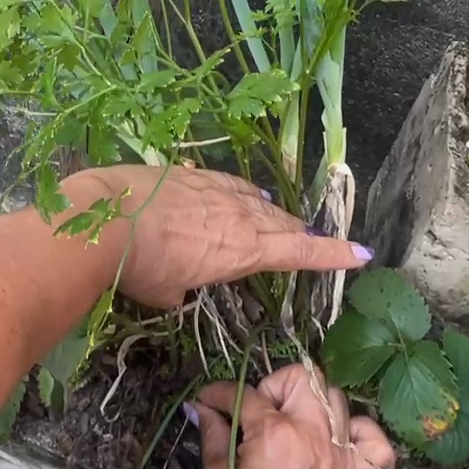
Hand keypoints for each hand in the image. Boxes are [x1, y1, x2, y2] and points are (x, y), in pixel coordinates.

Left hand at [58, 166, 371, 308]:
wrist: (106, 216)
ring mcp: (216, 189)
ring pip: (257, 200)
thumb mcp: (167, 293)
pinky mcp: (191, 174)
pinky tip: (247, 191)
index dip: (333, 254)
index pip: (300, 252)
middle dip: (300, 234)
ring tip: (283, 217)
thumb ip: (182, 289)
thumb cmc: (140, 265)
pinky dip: (244, 192)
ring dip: (273, 213)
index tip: (362, 253)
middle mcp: (239, 215)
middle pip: (282, 223)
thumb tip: (178, 286)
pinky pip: (231, 183)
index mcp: (244, 249)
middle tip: (313, 241)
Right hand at [192, 365, 396, 468]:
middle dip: (273, 386)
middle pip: (300, 377)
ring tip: (291, 422)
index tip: (207, 400)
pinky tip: (337, 439)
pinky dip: (360, 432)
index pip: (245, 394)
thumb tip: (203, 408)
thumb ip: (212, 435)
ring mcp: (338, 453)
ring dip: (311, 401)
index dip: (220, 393)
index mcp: (273, 434)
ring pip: (335, 397)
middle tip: (257, 411)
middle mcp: (311, 434)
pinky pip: (374, 440)